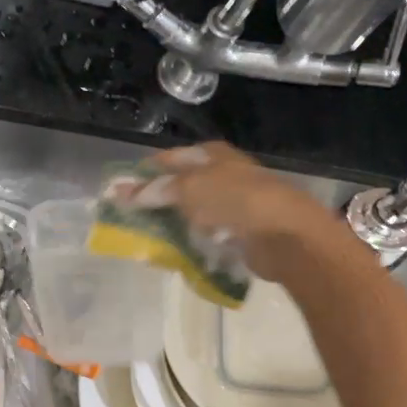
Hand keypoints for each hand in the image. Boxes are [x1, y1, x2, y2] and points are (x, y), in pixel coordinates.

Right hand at [112, 142, 361, 282]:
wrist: (284, 235)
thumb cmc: (235, 201)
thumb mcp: (188, 188)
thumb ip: (155, 190)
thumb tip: (121, 191)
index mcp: (214, 156)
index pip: (173, 157)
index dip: (149, 169)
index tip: (123, 185)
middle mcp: (225, 175)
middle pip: (184, 184)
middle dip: (160, 198)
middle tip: (132, 214)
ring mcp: (236, 204)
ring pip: (196, 211)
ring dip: (176, 222)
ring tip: (150, 235)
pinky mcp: (242, 231)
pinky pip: (209, 234)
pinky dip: (194, 240)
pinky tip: (179, 250)